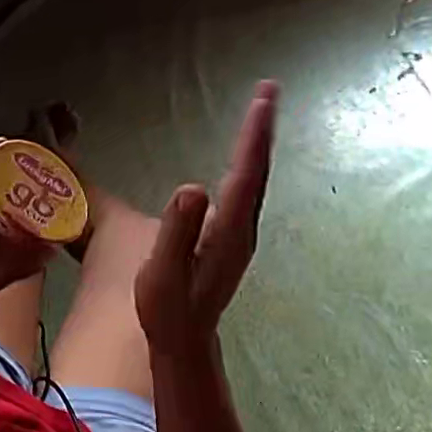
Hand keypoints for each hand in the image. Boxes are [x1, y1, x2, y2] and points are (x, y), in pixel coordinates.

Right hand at [135, 81, 277, 354]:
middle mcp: (242, 228)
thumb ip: (178, 231)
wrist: (184, 340)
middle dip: (262, 128)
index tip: (262, 99)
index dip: (253, 135)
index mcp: (228, 231)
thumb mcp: (164, 272)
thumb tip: (193, 187)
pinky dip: (247, 163)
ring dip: (257, 143)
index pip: (245, 173)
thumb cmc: (168, 308)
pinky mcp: (231, 237)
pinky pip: (244, 189)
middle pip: (257, 170)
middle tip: (267, 90)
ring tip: (258, 112)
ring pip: (254, 179)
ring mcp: (239, 234)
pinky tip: (242, 157)